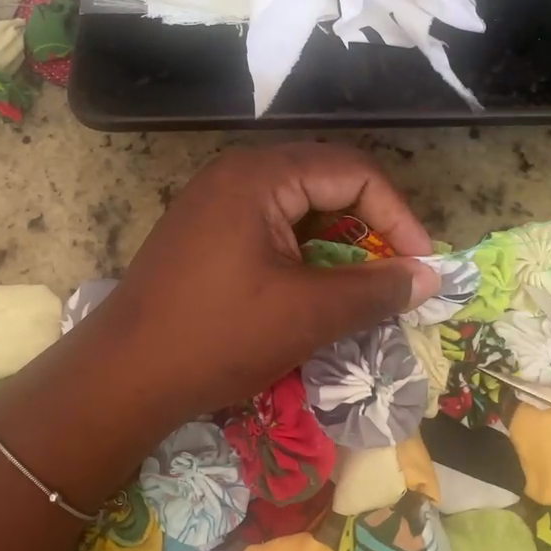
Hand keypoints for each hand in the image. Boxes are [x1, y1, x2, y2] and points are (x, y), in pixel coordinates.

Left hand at [87, 143, 440, 417]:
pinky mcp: (205, 233)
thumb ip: (375, 290)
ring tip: (363, 286)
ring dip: (339, 242)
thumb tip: (430, 277)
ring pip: (299, 207)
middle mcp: (236, 174)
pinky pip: (271, 227)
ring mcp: (215, 202)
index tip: (421, 267)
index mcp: (260, 176)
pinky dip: (305, 253)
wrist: (121, 379)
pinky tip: (315, 289)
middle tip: (397, 274)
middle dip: (371, 226)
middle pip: (326, 181)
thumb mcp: (306, 315)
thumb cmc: (216, 337)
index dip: (398, 216)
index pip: (353, 172)